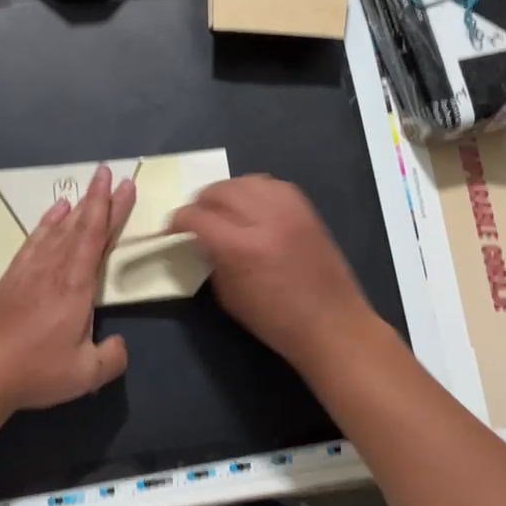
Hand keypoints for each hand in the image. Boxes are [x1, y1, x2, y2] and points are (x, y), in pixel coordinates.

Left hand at [0, 165, 135, 414]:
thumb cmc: (37, 371)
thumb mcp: (86, 374)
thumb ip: (112, 358)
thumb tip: (119, 344)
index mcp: (76, 285)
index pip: (97, 237)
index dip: (111, 209)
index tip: (124, 185)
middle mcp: (54, 268)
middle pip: (80, 225)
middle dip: (98, 199)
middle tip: (110, 173)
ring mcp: (31, 269)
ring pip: (58, 229)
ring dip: (76, 207)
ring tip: (88, 188)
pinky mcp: (13, 276)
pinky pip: (35, 239)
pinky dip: (47, 222)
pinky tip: (55, 213)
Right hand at [170, 175, 378, 370]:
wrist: (332, 324)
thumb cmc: (275, 320)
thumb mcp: (228, 296)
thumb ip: (212, 259)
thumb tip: (202, 239)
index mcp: (240, 247)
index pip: (197, 216)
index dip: (178, 220)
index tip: (173, 229)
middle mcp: (264, 219)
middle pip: (220, 190)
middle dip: (201, 202)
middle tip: (196, 218)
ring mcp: (289, 210)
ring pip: (245, 181)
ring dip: (227, 192)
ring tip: (223, 208)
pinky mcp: (306, 208)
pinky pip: (272, 184)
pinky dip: (255, 190)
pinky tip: (251, 205)